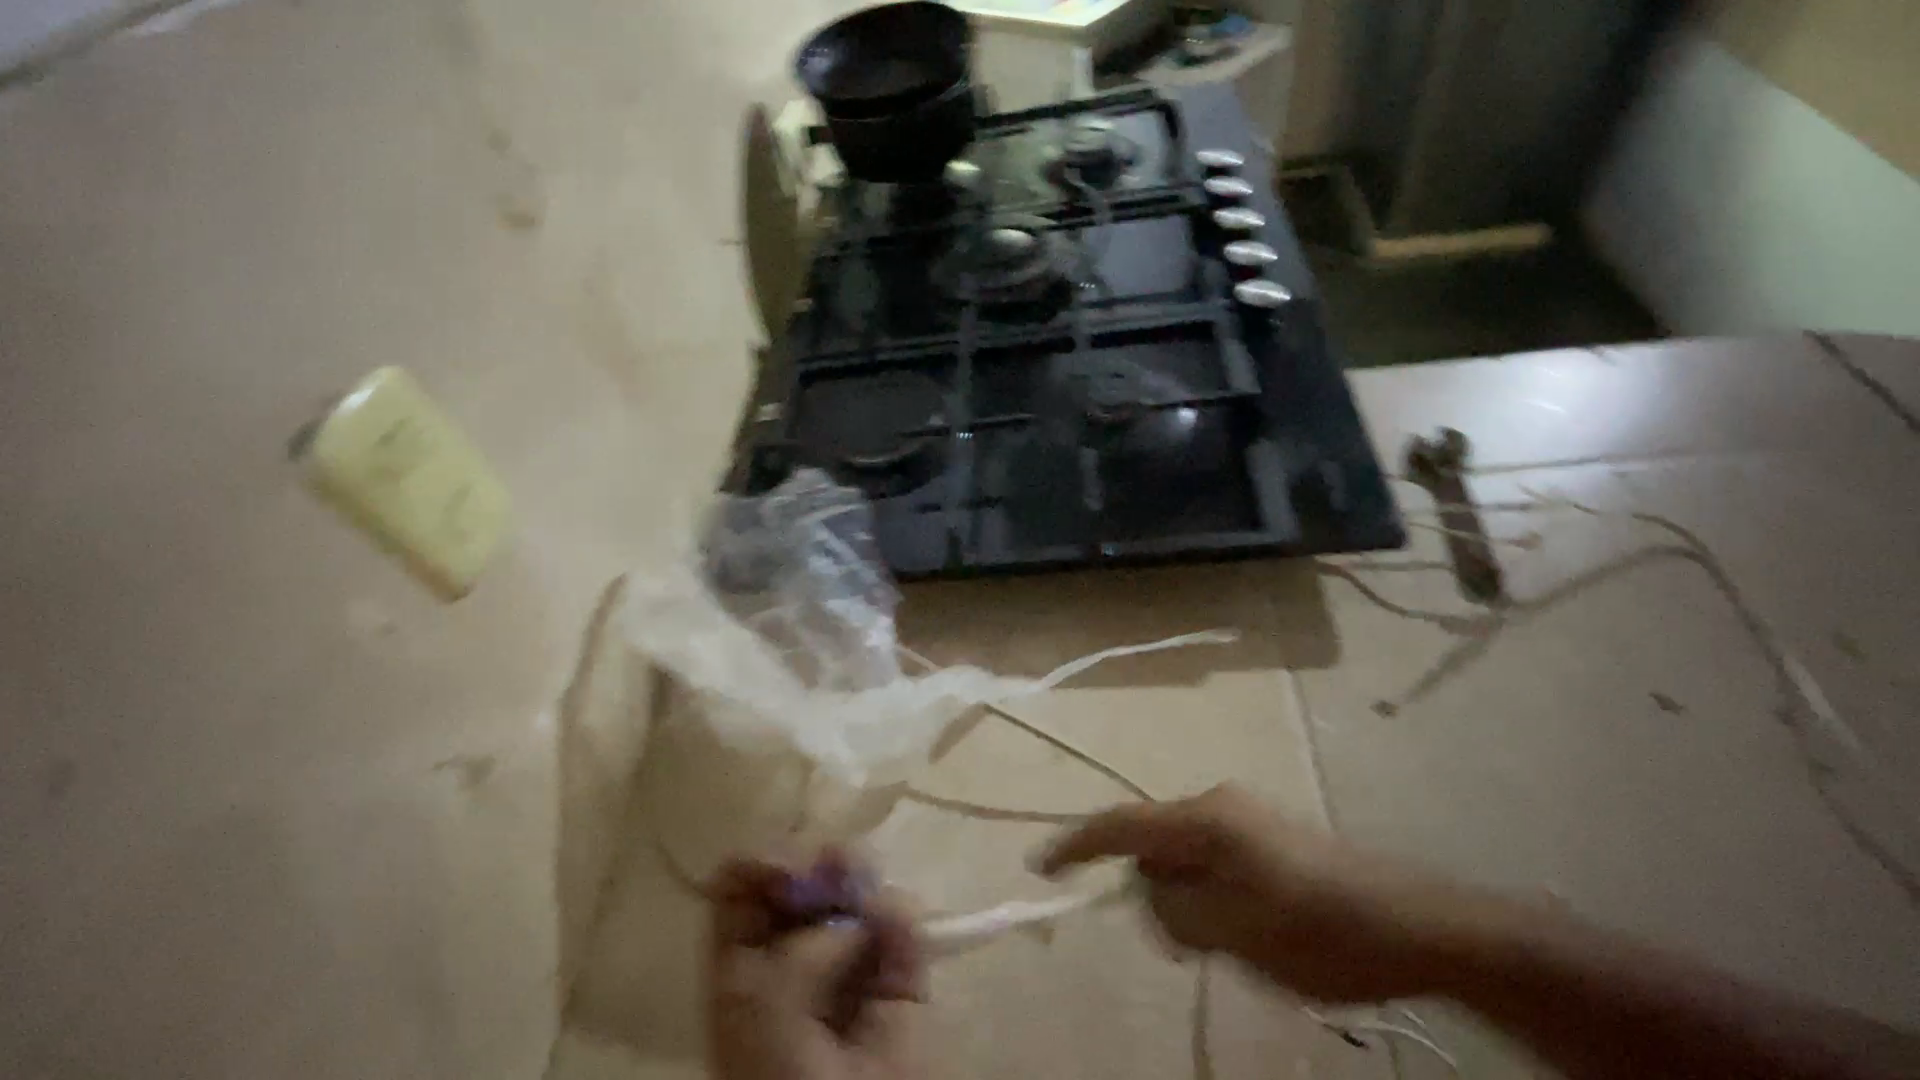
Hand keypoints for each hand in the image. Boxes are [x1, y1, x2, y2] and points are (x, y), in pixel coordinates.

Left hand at [706, 854, 924, 1079]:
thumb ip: (800, 948)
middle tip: (837, 866)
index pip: (742, 886)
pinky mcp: (900, 977)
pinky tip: (899, 924)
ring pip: (857, 891)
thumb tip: (853, 916)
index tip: (790, 865)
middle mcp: (794, 952)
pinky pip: (903, 926)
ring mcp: (850, 961)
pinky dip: (903, 916)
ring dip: (864, 879)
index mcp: (745, 961)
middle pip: (804, 877)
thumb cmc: (781, 1076)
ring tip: (869, 893)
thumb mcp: (762, 1008)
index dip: (763, 860)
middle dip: (821, 860)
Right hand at [1036, 784, 1489, 1004]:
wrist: (1417, 925)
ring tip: (1227, 944)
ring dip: (1186, 900)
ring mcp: (1246, 819)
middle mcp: (1219, 805)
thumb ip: (1173, 908)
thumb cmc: (1318, 929)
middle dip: (1151, 891)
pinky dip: (1209, 896)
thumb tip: (1151, 890)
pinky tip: (1247, 931)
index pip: (1122, 824)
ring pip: (1184, 857)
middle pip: (1153, 842)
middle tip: (1183, 944)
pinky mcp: (1268, 839)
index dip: (1077, 843)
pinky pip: (1212, 863)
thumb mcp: (1232, 932)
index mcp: (1206, 818)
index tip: (1042, 867)